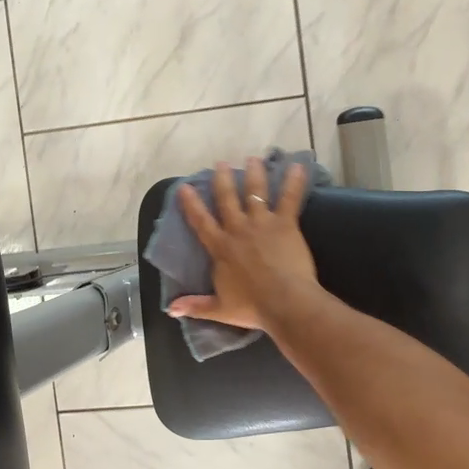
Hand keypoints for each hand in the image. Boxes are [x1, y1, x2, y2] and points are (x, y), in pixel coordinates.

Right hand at [168, 157, 322, 331]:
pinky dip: (294, 182)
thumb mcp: (219, 308)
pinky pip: (290, 198)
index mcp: (220, 248)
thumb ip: (195, 306)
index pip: (201, 222)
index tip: (184, 187)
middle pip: (227, 199)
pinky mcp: (285, 223)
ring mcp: (262, 223)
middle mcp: (238, 229)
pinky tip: (298, 166)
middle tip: (221, 163)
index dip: (191, 204)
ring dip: (254, 174)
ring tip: (253, 159)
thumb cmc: (252, 307)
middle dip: (223, 180)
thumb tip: (169, 309)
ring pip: (256, 192)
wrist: (284, 302)